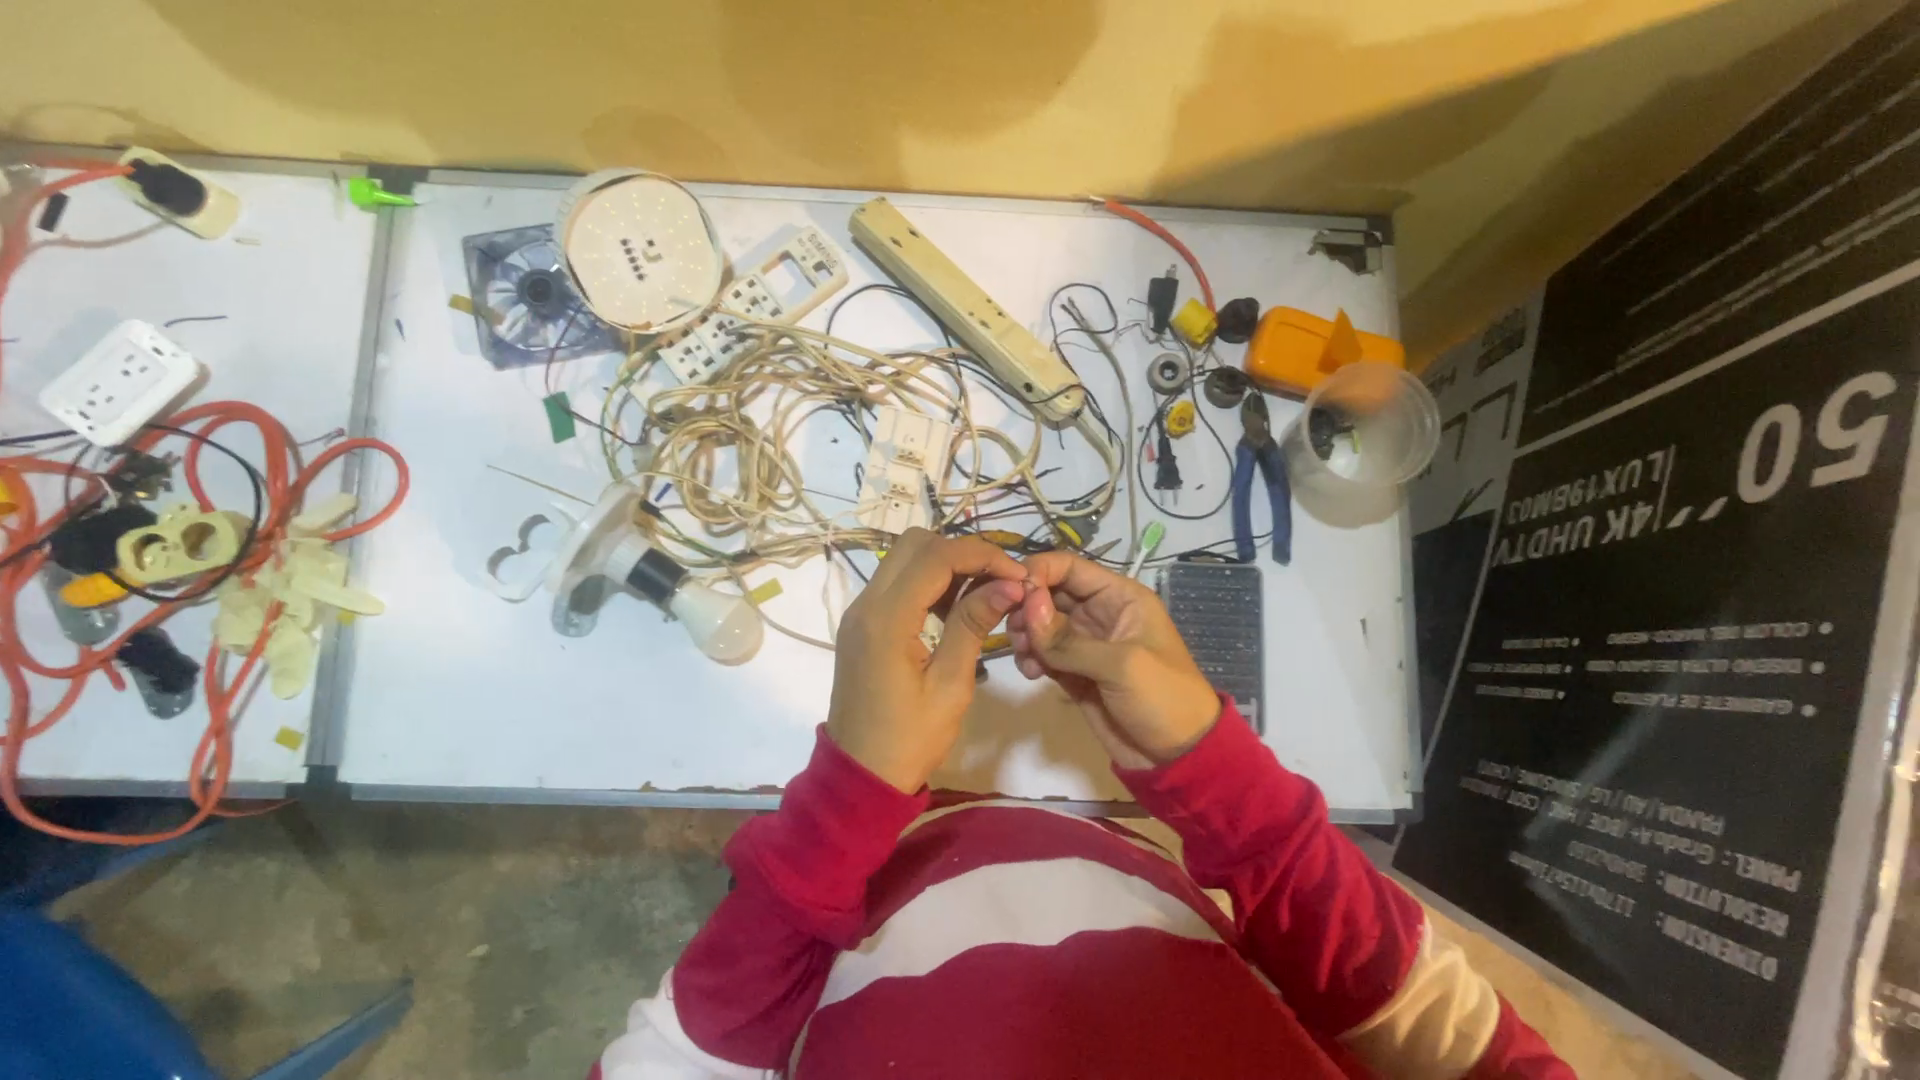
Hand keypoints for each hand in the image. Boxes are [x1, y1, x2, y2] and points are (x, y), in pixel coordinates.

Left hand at [828, 528, 1026, 792]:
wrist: (860, 775)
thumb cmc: (910, 740)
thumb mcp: (950, 686)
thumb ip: (974, 626)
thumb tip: (1010, 585)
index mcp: (886, 619)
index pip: (936, 557)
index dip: (982, 556)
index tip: (1018, 577)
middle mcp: (866, 604)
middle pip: (916, 544)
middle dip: (963, 552)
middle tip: (1000, 581)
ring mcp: (860, 612)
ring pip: (904, 558)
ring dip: (945, 565)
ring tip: (985, 594)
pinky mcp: (862, 624)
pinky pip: (896, 583)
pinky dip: (928, 582)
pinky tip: (956, 609)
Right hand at [1007, 552, 1219, 768]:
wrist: (1178, 756)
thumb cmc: (1162, 697)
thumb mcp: (1121, 665)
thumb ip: (1068, 639)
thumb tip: (1025, 605)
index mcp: (1120, 597)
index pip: (1070, 567)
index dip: (1039, 571)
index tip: (1010, 592)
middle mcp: (1100, 612)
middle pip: (1050, 592)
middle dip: (1026, 606)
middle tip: (1012, 630)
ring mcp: (1085, 644)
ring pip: (1042, 624)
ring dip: (1025, 634)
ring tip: (1024, 656)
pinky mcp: (1073, 672)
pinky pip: (1043, 654)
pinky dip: (1031, 658)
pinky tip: (1031, 673)